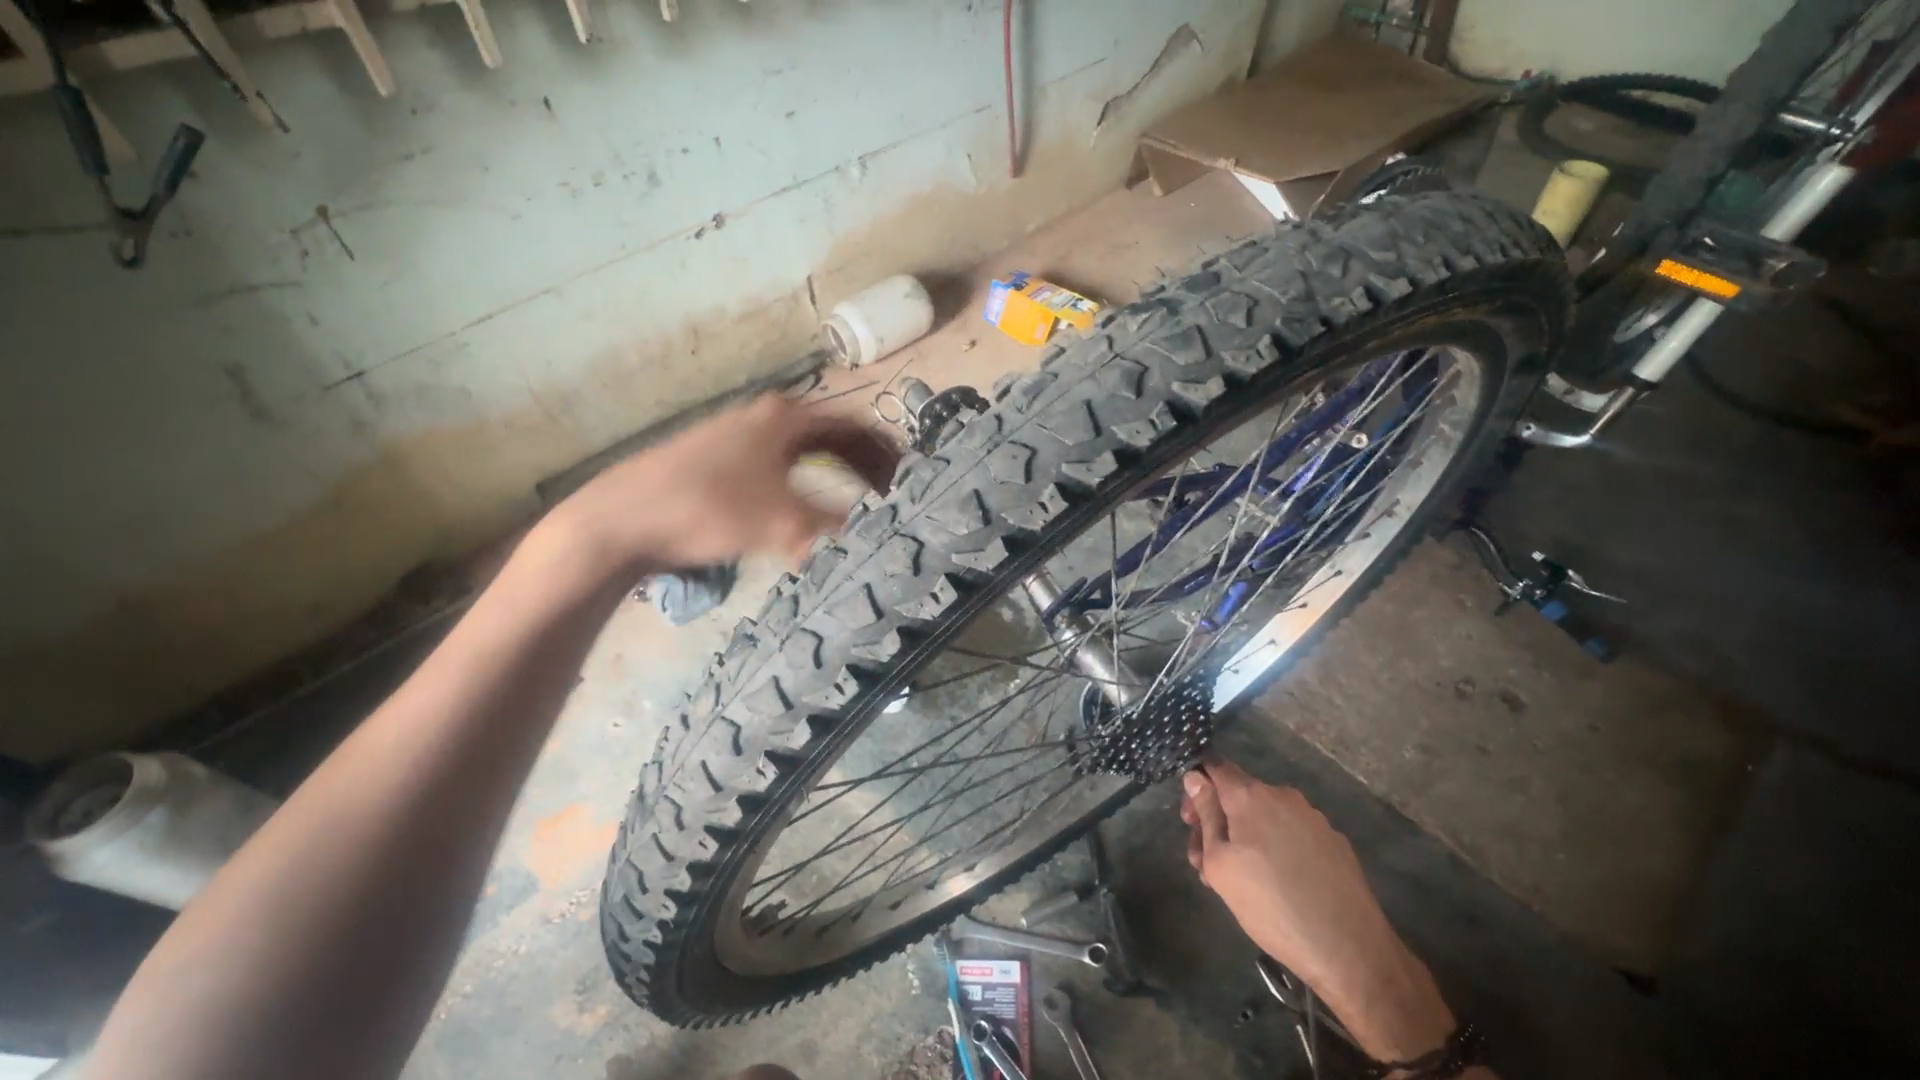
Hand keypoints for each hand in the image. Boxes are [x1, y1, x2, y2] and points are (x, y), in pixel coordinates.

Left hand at [547, 394, 899, 573]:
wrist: (620, 519)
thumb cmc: (708, 509)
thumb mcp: (783, 522)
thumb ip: (835, 526)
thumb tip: (876, 531)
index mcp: (787, 417)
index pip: (856, 426)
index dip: (886, 453)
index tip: (908, 481)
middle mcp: (764, 416)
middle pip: (830, 436)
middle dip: (862, 464)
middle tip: (886, 496)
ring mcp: (736, 435)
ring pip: (801, 453)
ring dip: (831, 477)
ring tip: (850, 509)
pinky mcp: (715, 460)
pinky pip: (776, 467)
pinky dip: (800, 486)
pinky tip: (797, 515)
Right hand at [1182, 760, 1456, 1063]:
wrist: (1346, 947)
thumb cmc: (1269, 905)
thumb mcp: (1220, 865)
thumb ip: (1206, 816)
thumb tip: (1195, 777)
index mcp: (1251, 796)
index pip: (1216, 767)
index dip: (1197, 786)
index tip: (1190, 819)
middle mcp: (1284, 796)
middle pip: (1240, 795)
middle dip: (1218, 821)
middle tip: (1206, 862)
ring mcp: (1313, 819)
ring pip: (1266, 817)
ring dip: (1246, 837)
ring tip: (1240, 881)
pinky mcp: (1334, 842)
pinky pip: (1292, 833)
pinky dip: (1276, 848)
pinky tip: (1277, 884)